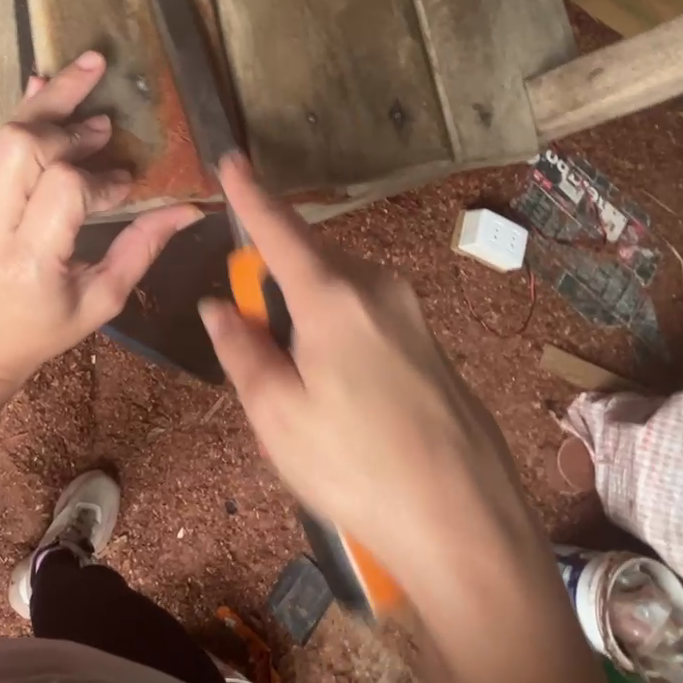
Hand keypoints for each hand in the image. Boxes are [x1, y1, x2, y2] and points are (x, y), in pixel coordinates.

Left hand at [0, 51, 202, 385]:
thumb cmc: (40, 331)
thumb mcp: (99, 301)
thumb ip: (141, 249)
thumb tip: (188, 209)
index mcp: (29, 258)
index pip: (62, 188)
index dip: (99, 177)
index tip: (124, 183)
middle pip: (22, 146)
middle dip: (68, 116)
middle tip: (107, 114)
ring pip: (4, 137)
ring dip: (47, 103)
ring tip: (86, 69)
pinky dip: (24, 116)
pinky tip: (47, 88)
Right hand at [197, 154, 546, 592]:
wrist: (466, 526)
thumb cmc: (354, 467)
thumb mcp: (274, 413)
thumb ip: (239, 348)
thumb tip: (217, 306)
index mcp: (333, 298)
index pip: (279, 230)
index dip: (248, 194)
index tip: (228, 157)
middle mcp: (378, 289)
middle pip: (307, 260)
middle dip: (271, 278)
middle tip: (253, 340)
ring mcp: (411, 314)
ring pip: (336, 288)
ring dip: (302, 309)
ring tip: (295, 380)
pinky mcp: (430, 342)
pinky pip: (364, 312)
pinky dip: (333, 328)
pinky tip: (337, 391)